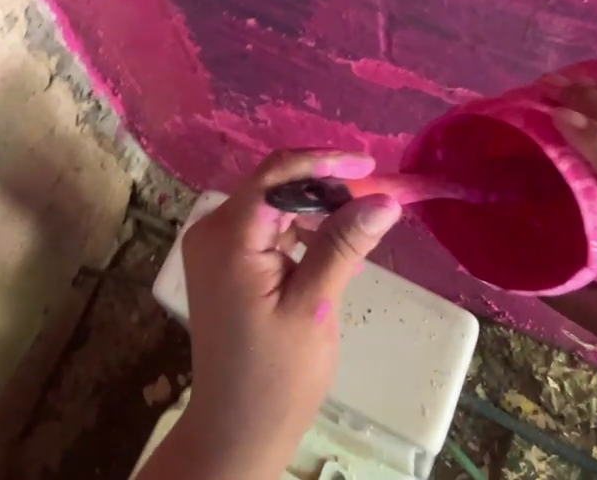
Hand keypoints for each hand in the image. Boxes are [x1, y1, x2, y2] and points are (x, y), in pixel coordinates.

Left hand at [141, 149, 402, 479]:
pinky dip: (299, 233)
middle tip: (374, 198)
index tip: (370, 165)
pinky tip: (334, 252)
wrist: (234, 433)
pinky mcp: (223, 265)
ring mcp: (214, 248)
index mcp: (228, 235)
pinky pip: (264, 231)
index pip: (278, 174)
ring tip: (360, 225)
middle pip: (273, 186)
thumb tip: (385, 200)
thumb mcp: (315, 307)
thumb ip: (343, 245)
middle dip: (324, 186)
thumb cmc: (276, 377)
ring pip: (271, 207)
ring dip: (315, 210)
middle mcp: (212, 230)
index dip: (326, 163)